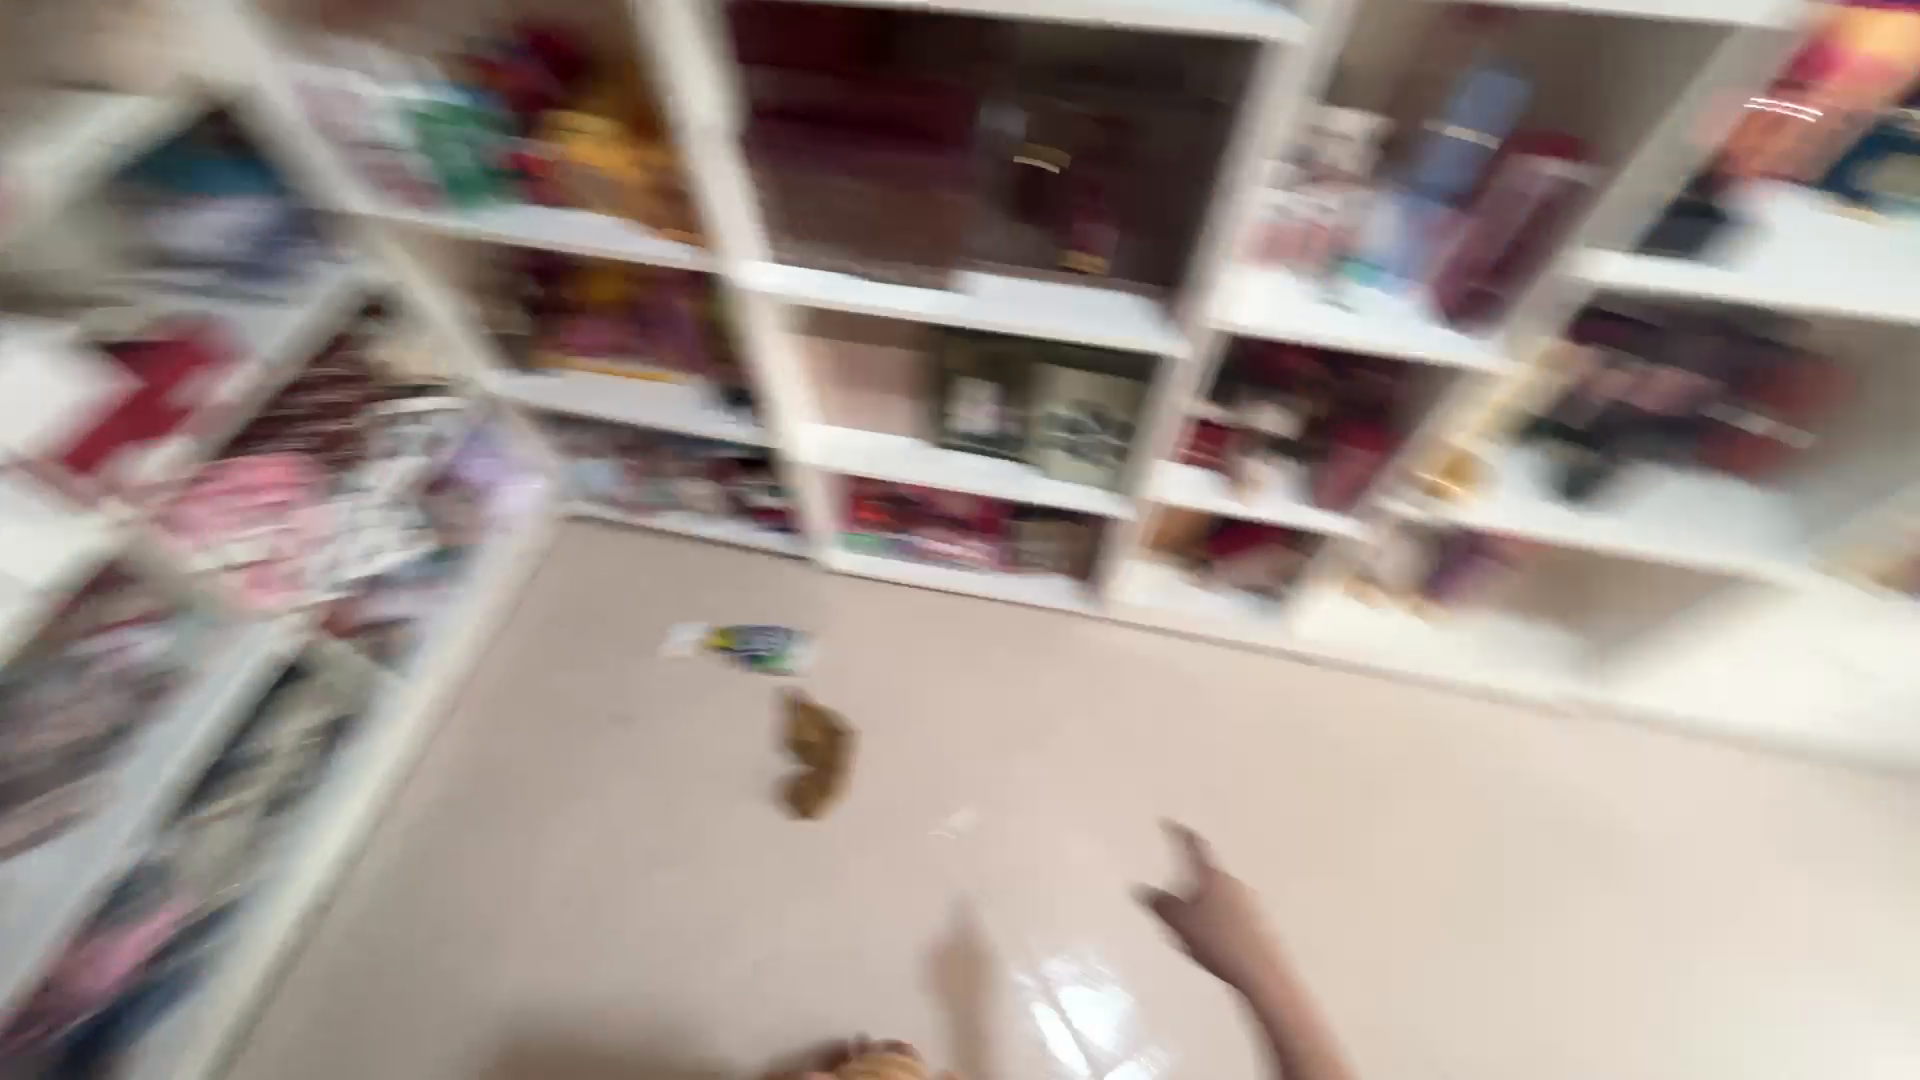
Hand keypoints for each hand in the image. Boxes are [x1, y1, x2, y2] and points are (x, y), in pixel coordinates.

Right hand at [1136, 822, 1281, 995]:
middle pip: (1206, 877)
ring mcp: (1250, 903)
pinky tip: (1216, 949)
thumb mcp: (1179, 923)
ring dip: (1206, 910)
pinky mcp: (1262, 926)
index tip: (1169, 823)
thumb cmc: (1218, 943)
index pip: (1192, 846)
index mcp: (1211, 875)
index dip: (1179, 833)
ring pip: (1220, 899)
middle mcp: (1232, 883)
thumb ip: (1160, 904)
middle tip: (1176, 909)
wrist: (1265, 976)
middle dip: (1190, 888)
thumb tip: (1144, 891)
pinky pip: (1233, 918)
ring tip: (1195, 938)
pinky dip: (1221, 926)